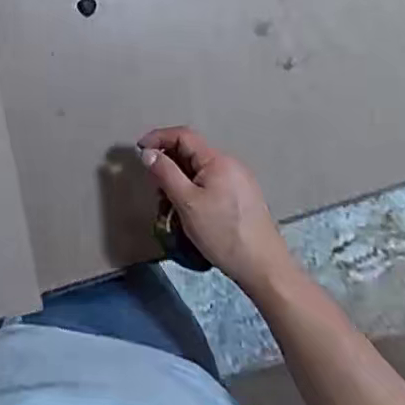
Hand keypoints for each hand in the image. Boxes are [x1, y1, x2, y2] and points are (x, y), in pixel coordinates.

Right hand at [138, 127, 295, 289]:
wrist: (264, 268)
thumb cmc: (223, 234)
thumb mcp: (187, 203)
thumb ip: (165, 173)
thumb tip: (148, 153)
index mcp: (218, 160)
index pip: (183, 135)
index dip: (158, 137)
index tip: (139, 150)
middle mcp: (230, 165)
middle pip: (191, 152)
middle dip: (167, 163)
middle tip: (153, 185)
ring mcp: (239, 181)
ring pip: (199, 170)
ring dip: (178, 179)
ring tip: (168, 202)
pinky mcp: (242, 198)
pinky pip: (210, 183)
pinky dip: (192, 189)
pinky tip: (187, 210)